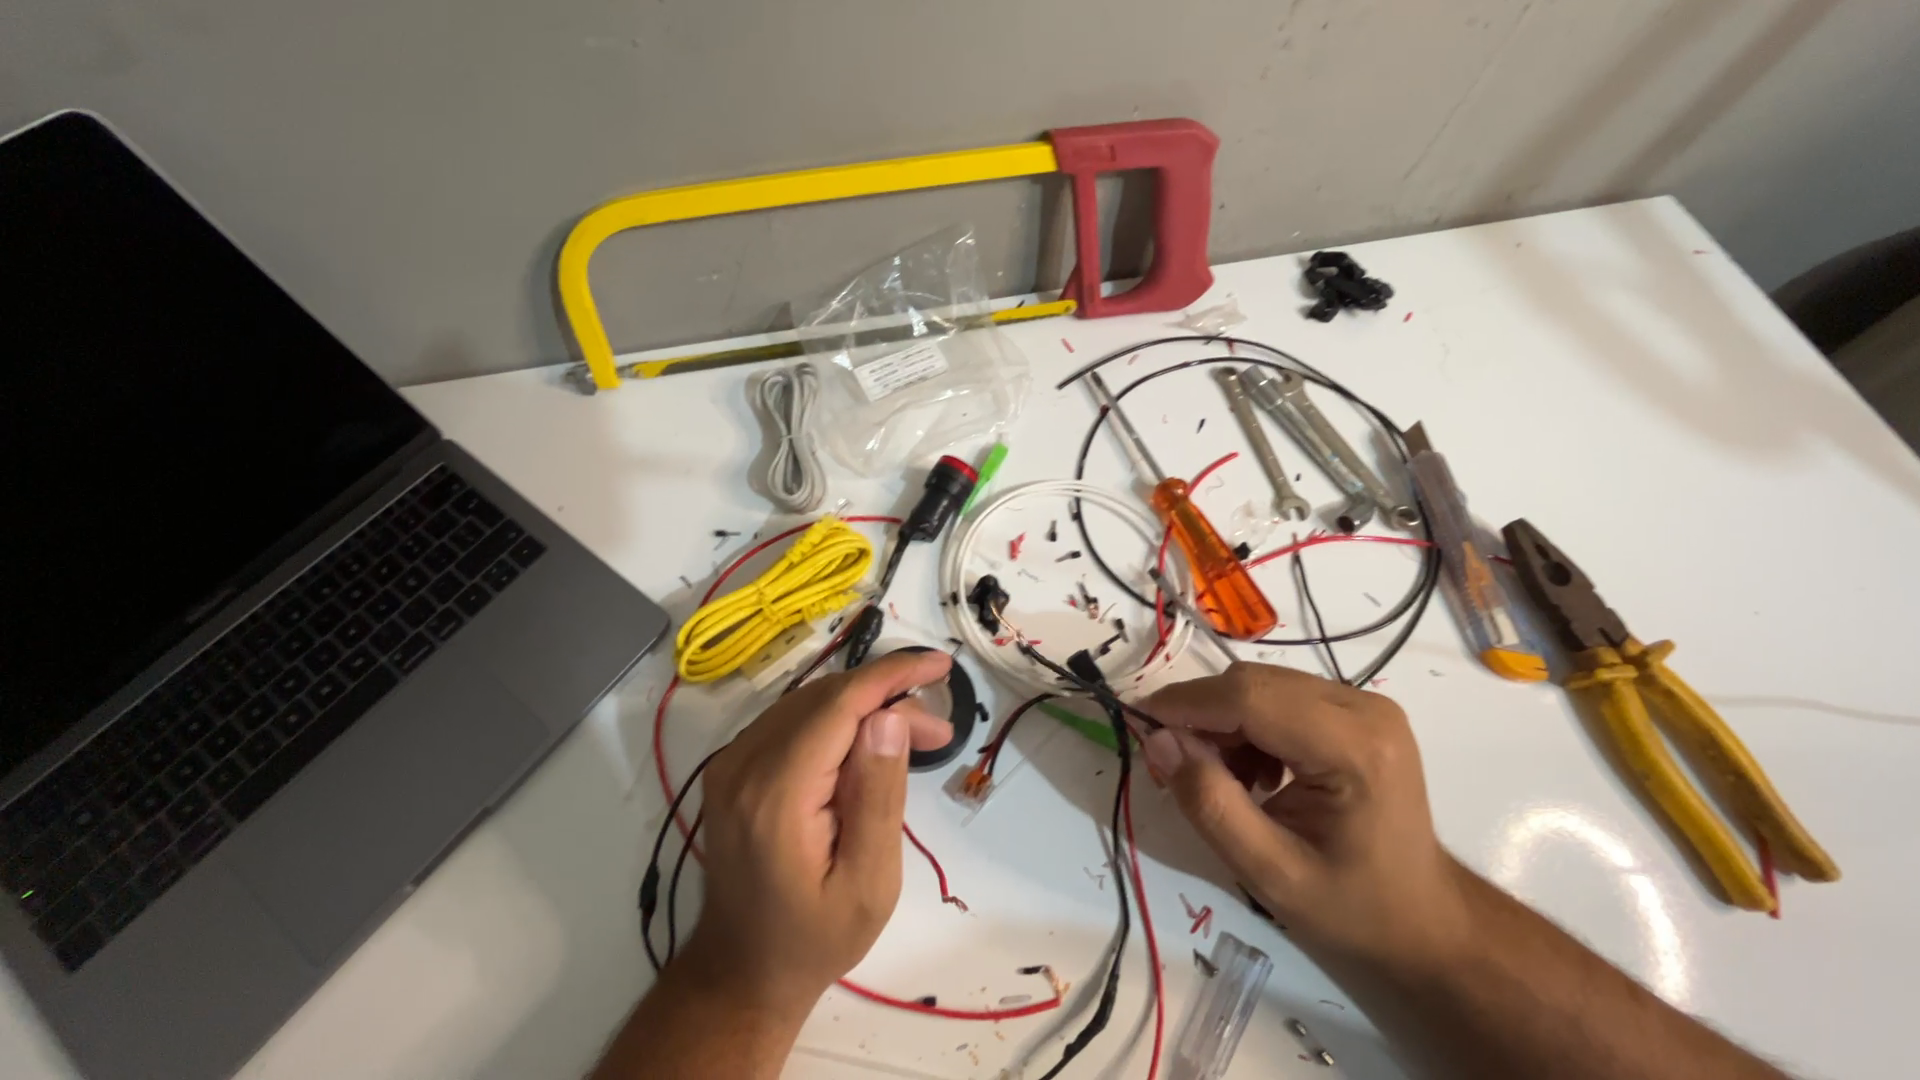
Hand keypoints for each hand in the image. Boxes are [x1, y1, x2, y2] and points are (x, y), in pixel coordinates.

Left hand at [677, 650, 954, 1016]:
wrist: (742, 971)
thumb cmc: (815, 938)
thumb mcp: (869, 882)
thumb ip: (879, 794)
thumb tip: (889, 716)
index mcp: (775, 795)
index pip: (838, 705)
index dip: (892, 676)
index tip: (941, 665)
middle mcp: (742, 766)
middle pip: (824, 698)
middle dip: (887, 697)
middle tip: (937, 732)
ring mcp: (730, 765)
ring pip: (808, 704)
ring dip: (864, 707)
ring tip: (913, 738)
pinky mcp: (731, 770)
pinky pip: (791, 721)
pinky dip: (836, 720)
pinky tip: (867, 745)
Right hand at [1140, 662, 1473, 968]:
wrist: (1426, 920)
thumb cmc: (1353, 907)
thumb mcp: (1269, 873)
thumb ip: (1209, 804)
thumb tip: (1157, 741)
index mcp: (1354, 748)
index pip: (1251, 698)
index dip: (1186, 704)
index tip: (1136, 723)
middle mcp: (1365, 708)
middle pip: (1254, 683)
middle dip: (1202, 715)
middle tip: (1173, 764)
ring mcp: (1366, 705)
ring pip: (1263, 685)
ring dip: (1224, 722)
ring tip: (1219, 778)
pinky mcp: (1358, 711)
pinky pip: (1281, 697)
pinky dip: (1249, 726)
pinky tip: (1253, 773)